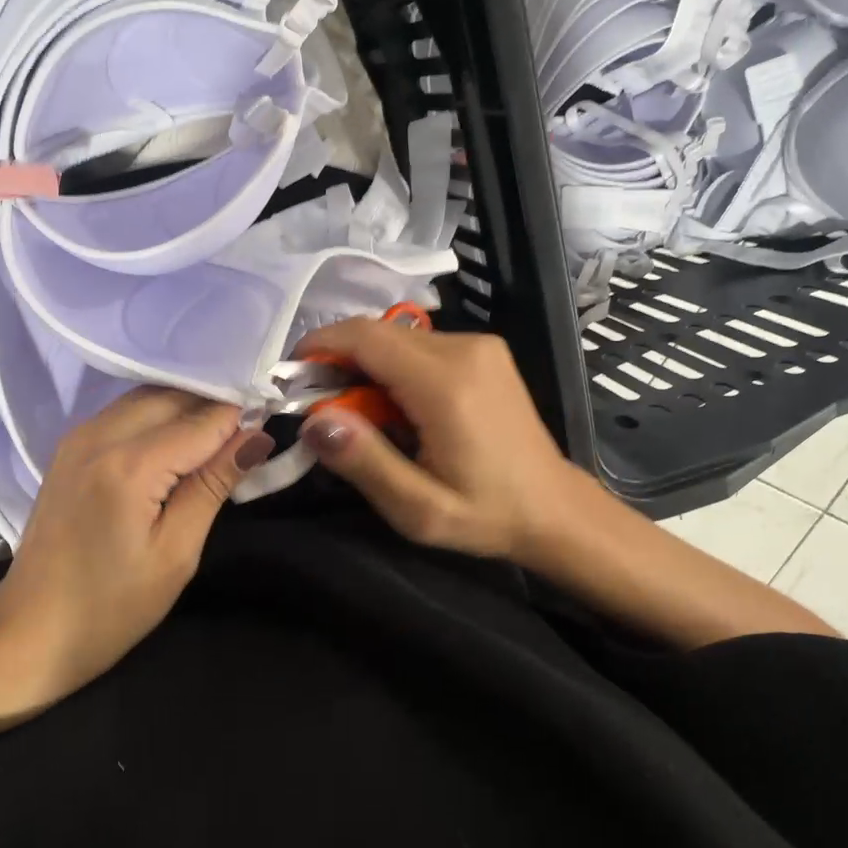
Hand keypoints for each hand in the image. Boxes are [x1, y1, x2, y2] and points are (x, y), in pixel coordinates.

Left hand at [0, 388, 272, 753]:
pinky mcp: (70, 446)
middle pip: (173, 396)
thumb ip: (212, 485)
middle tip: (246, 442)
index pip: (202, 419)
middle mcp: (99, 434)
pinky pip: (124, 412)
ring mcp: (79, 436)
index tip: (267, 435)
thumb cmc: (110, 607)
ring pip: (147, 398)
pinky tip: (175, 447)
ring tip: (216, 445)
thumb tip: (256, 435)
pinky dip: (156, 417)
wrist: (30, 629)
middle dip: (213, 410)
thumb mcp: (175, 554)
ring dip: (185, 411)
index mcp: (129, 464)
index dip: (240, 422)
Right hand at [295, 317, 580, 561]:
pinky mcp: (484, 350)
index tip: (291, 377)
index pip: (365, 336)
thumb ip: (363, 462)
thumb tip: (313, 421)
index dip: (320, 346)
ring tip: (361, 415)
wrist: (556, 510)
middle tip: (323, 408)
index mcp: (446, 384)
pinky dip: (393, 367)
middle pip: (377, 333)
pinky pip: (419, 345)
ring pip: (396, 337)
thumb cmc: (486, 514)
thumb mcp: (418, 509)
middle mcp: (464, 349)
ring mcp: (479, 345)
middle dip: (339, 362)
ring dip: (366, 366)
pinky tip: (396, 406)